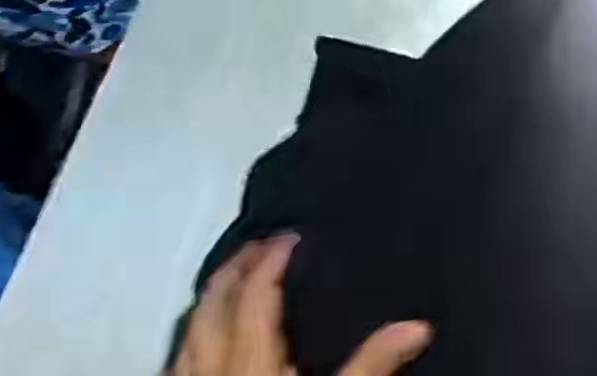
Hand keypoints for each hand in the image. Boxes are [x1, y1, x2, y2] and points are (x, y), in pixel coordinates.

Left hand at [172, 235, 432, 375]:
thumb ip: (372, 365)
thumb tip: (419, 325)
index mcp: (251, 365)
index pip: (254, 299)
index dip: (270, 262)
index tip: (293, 235)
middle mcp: (213, 374)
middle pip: (212, 312)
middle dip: (233, 271)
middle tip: (260, 242)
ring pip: (187, 337)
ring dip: (208, 301)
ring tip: (233, 277)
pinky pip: (177, 366)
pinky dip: (191, 338)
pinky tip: (202, 336)